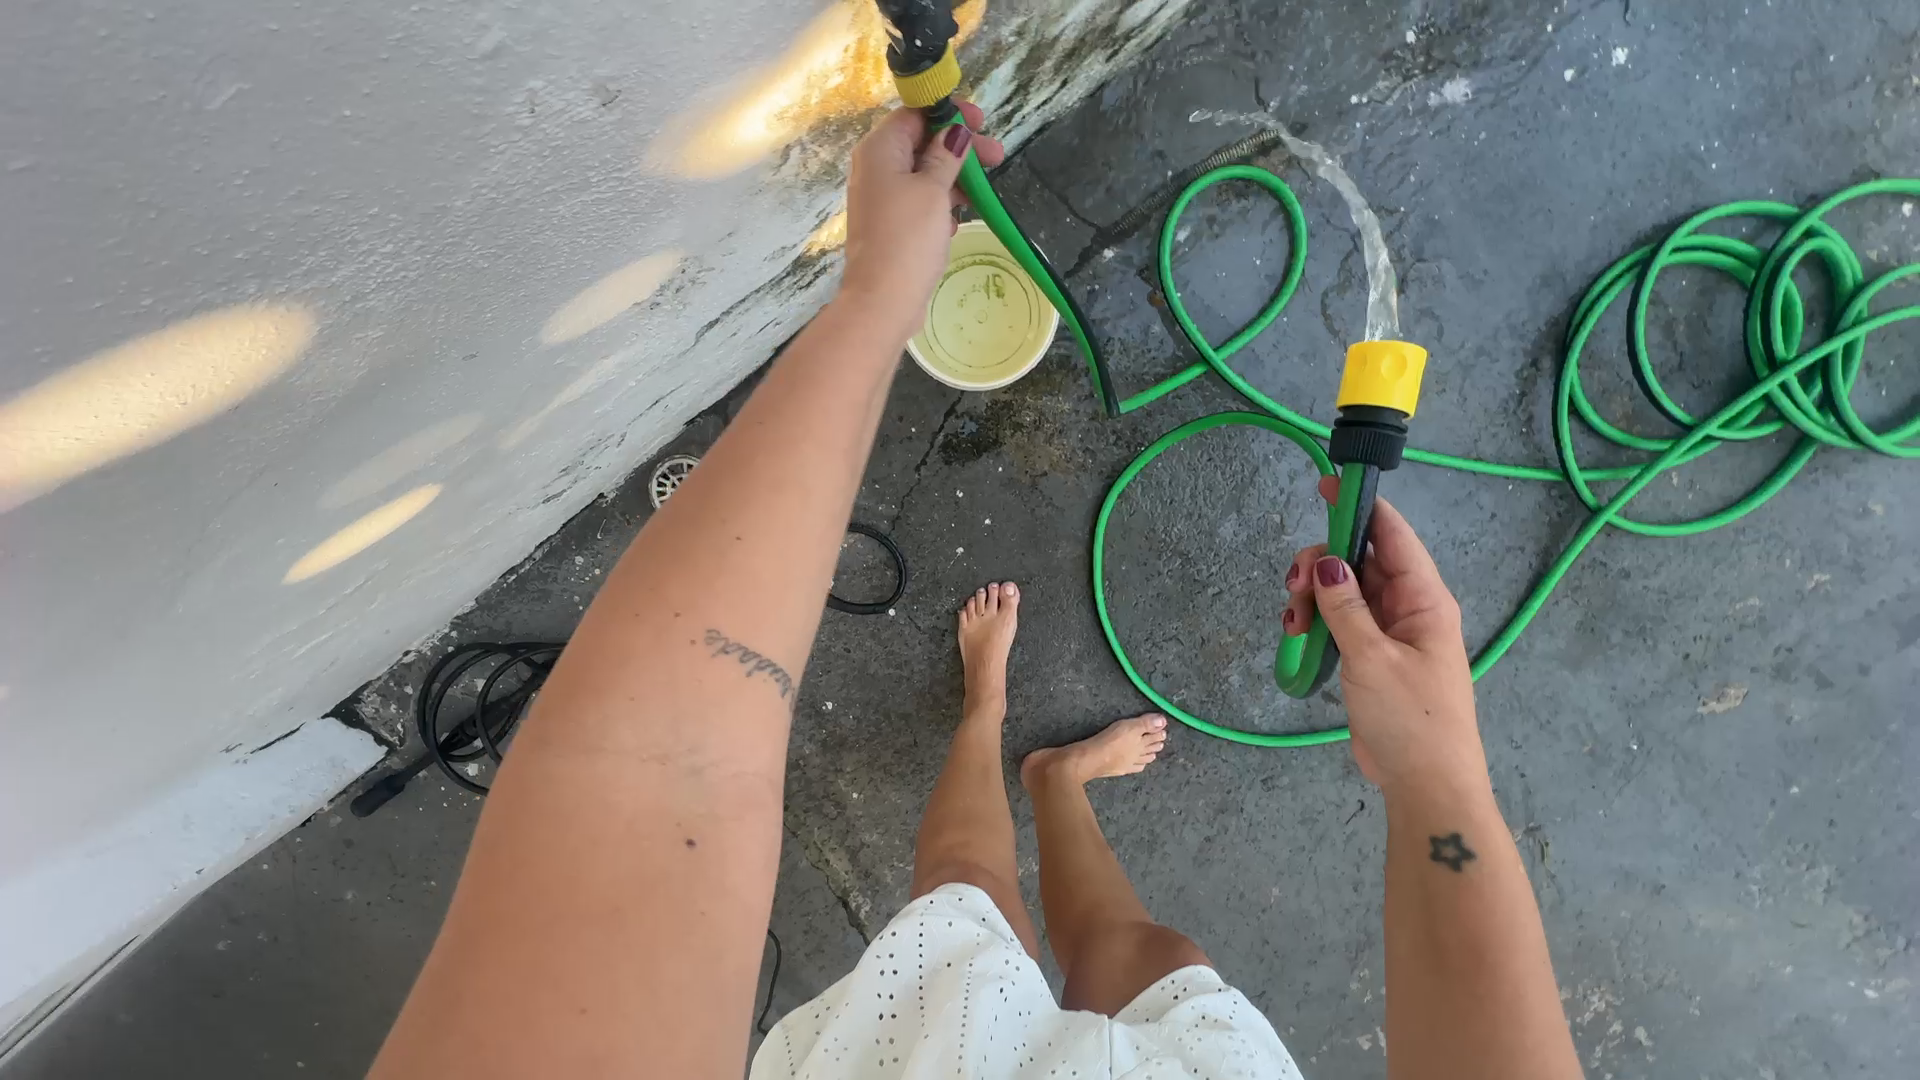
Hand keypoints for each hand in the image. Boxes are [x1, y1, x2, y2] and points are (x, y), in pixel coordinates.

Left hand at [839, 102, 1005, 336]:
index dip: (949, 114)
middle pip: (921, 144)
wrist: (883, 301)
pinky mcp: (890, 227)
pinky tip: (958, 220)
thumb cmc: (908, 240)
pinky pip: (918, 204)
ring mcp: (881, 200)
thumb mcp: (934, 190)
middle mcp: (875, 169)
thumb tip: (955, 131)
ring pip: (923, 176)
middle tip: (996, 157)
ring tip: (983, 194)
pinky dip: (940, 206)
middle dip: (959, 149)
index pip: (915, 114)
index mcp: (880, 150)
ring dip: (954, 180)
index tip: (981, 123)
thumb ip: (947, 156)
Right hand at [1282, 475, 1486, 795]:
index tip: (1326, 485)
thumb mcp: (1371, 658)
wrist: (1423, 782)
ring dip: (1311, 597)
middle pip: (1357, 560)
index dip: (1360, 506)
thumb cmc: (1410, 718)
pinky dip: (1314, 620)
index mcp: (1423, 600)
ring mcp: (1385, 630)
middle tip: (1293, 587)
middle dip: (1320, 564)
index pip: (1392, 535)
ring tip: (1292, 623)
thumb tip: (1327, 561)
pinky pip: (1337, 619)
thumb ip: (1346, 606)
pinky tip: (1296, 635)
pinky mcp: (1368, 653)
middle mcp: (1406, 607)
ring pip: (1341, 590)